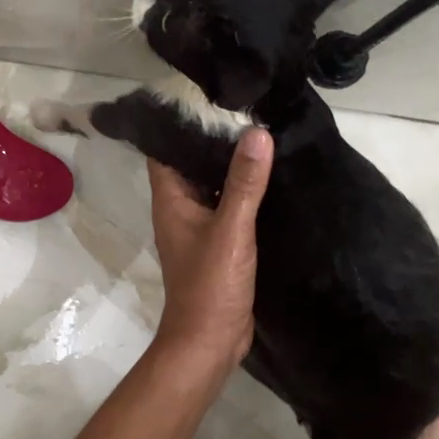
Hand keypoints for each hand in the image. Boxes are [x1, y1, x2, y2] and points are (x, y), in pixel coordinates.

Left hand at [147, 127, 273, 361]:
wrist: (210, 341)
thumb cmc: (210, 285)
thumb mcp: (231, 230)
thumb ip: (245, 183)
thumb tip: (256, 132)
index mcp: (170, 199)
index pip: (166, 149)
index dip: (181, 122)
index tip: (208, 97)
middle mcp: (179, 208)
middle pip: (191, 163)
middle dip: (214, 139)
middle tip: (247, 107)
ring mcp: (199, 226)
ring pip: (212, 184)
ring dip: (232, 165)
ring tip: (263, 130)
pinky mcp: (219, 243)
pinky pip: (229, 206)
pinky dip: (244, 191)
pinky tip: (272, 175)